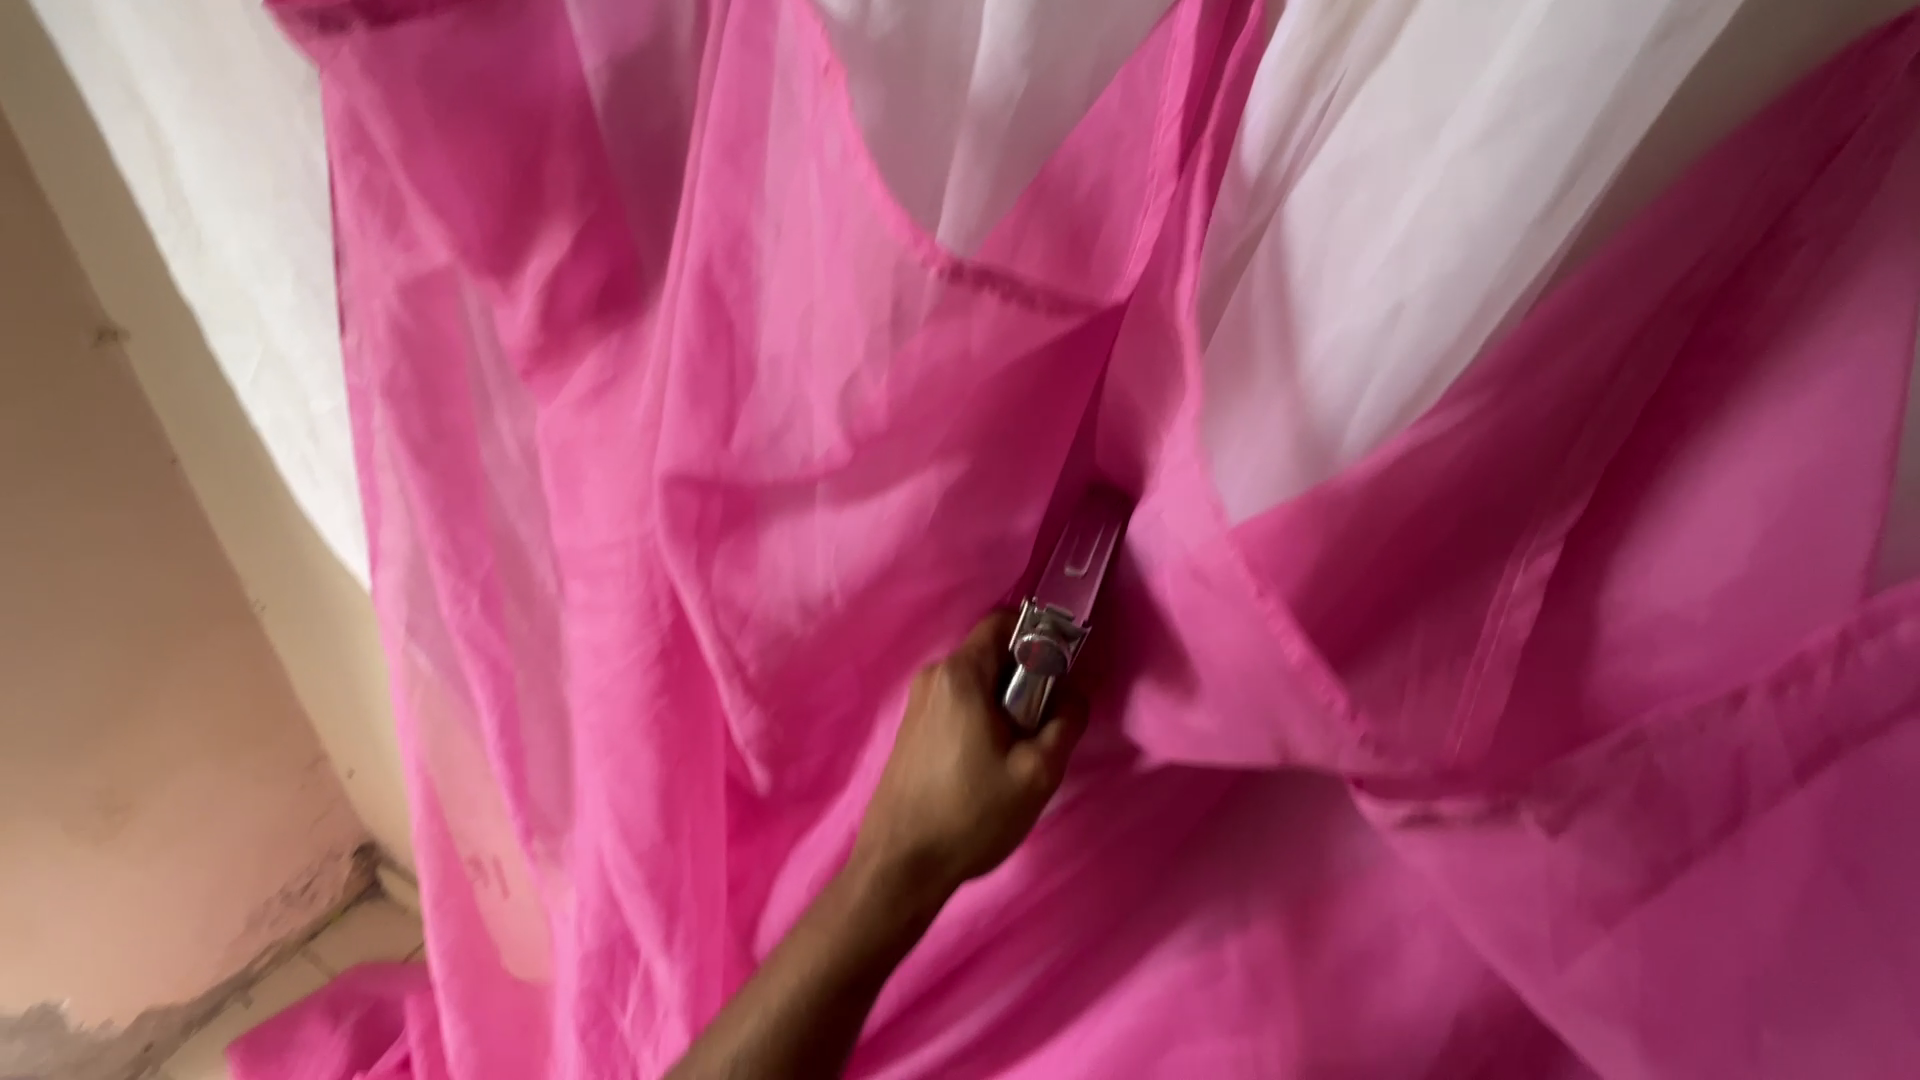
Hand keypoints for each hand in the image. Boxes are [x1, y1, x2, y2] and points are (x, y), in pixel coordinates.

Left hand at [852, 611, 1089, 898]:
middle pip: (993, 654)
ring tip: (1018, 752)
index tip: (1062, 672)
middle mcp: (934, 677)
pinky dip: (983, 718)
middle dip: (1027, 679)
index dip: (1040, 637)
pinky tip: (990, 763)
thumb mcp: (1037, 772)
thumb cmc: (971, 814)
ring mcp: (919, 702)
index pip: (1004, 622)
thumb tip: (1073, 694)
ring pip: (978, 683)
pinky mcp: (913, 728)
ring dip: (1006, 704)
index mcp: (960, 674)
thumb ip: (1065, 722)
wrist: (901, 864)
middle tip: (1043, 724)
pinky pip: (959, 703)